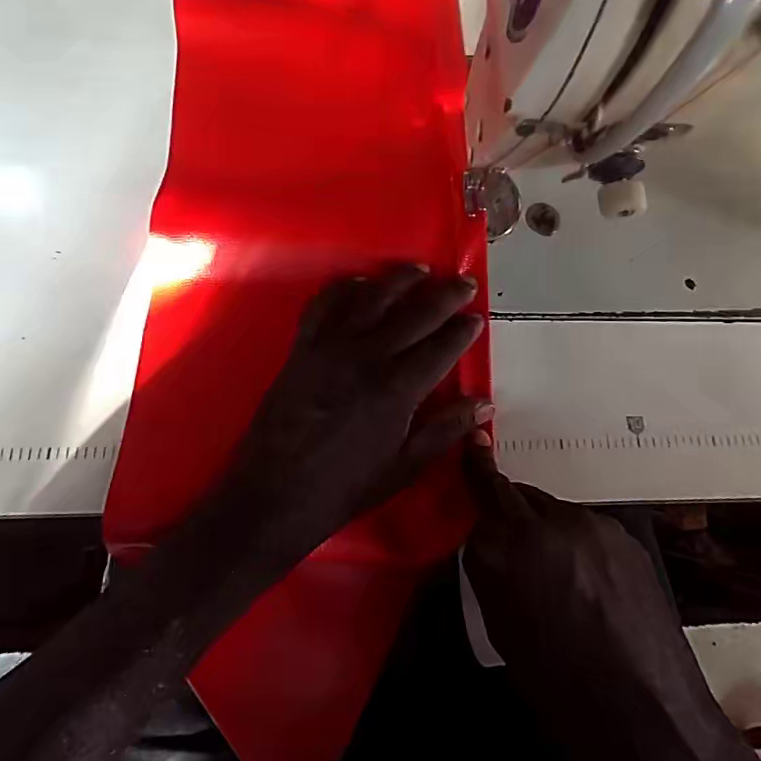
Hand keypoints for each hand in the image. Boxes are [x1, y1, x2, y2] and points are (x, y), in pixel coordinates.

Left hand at [214, 266, 489, 560]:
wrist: (276, 491)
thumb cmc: (345, 486)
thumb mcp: (404, 467)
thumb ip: (445, 431)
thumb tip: (484, 406)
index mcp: (397, 388)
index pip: (442, 347)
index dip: (463, 329)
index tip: (477, 317)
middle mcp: (367, 356)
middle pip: (414, 313)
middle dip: (444, 295)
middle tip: (463, 282)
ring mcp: (330, 347)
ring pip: (370, 299)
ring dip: (398, 279)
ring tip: (419, 269)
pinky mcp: (302, 348)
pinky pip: (323, 306)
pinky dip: (342, 289)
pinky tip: (356, 283)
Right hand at [463, 441, 760, 760]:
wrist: (644, 714)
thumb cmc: (555, 683)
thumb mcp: (501, 624)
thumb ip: (490, 567)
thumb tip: (486, 540)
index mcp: (504, 546)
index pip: (483, 486)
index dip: (476, 465)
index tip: (473, 444)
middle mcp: (547, 522)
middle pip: (518, 495)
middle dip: (510, 514)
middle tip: (512, 549)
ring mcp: (592, 526)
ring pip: (555, 513)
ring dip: (546, 532)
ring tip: (557, 577)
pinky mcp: (626, 537)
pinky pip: (588, 530)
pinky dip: (578, 546)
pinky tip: (590, 586)